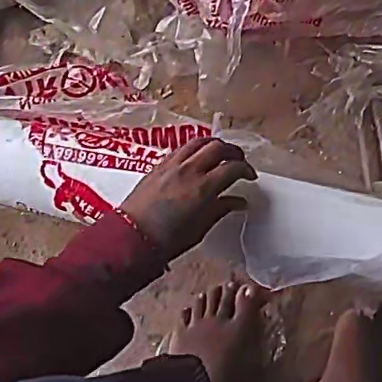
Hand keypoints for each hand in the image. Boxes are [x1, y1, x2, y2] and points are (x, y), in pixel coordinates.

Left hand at [120, 135, 256, 258]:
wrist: (132, 237)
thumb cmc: (167, 240)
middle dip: (233, 151)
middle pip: (217, 147)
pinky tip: (197, 157)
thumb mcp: (200, 228)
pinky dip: (194, 148)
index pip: (233, 168)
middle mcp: (188, 170)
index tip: (250, 176)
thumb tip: (239, 202)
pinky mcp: (158, 166)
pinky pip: (181, 148)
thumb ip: (221, 209)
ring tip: (220, 153)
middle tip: (239, 161)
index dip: (246, 170)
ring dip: (213, 144)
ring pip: (198, 142)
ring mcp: (171, 165)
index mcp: (203, 188)